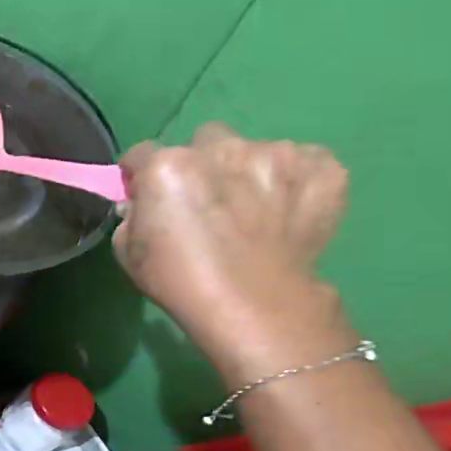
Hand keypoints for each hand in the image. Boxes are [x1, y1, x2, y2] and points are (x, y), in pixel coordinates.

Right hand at [113, 122, 353, 383]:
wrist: (255, 308)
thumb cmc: (180, 283)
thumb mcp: (128, 253)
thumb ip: (132, 216)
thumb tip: (143, 205)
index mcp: (168, 165)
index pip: (142, 153)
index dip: (141, 176)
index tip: (146, 196)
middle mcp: (222, 147)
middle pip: (204, 141)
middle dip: (201, 163)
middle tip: (205, 203)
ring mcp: (277, 155)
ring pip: (255, 150)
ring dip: (249, 172)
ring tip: (253, 212)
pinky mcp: (321, 169)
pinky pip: (304, 162)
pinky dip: (295, 182)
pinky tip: (287, 212)